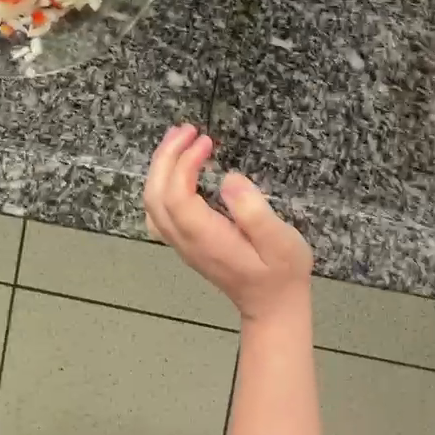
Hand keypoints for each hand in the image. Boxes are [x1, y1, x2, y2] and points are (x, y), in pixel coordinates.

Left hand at [144, 124, 313, 325]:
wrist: (273, 306)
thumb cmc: (281, 272)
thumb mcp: (280, 241)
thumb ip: (254, 211)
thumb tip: (229, 180)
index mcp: (206, 238)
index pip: (176, 196)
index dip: (184, 164)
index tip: (206, 141)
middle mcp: (186, 241)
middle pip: (156, 196)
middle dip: (166, 157)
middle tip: (187, 129)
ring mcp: (182, 244)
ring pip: (152, 203)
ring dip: (160, 168)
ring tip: (178, 140)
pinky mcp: (186, 243)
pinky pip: (158, 211)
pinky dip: (160, 184)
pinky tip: (175, 171)